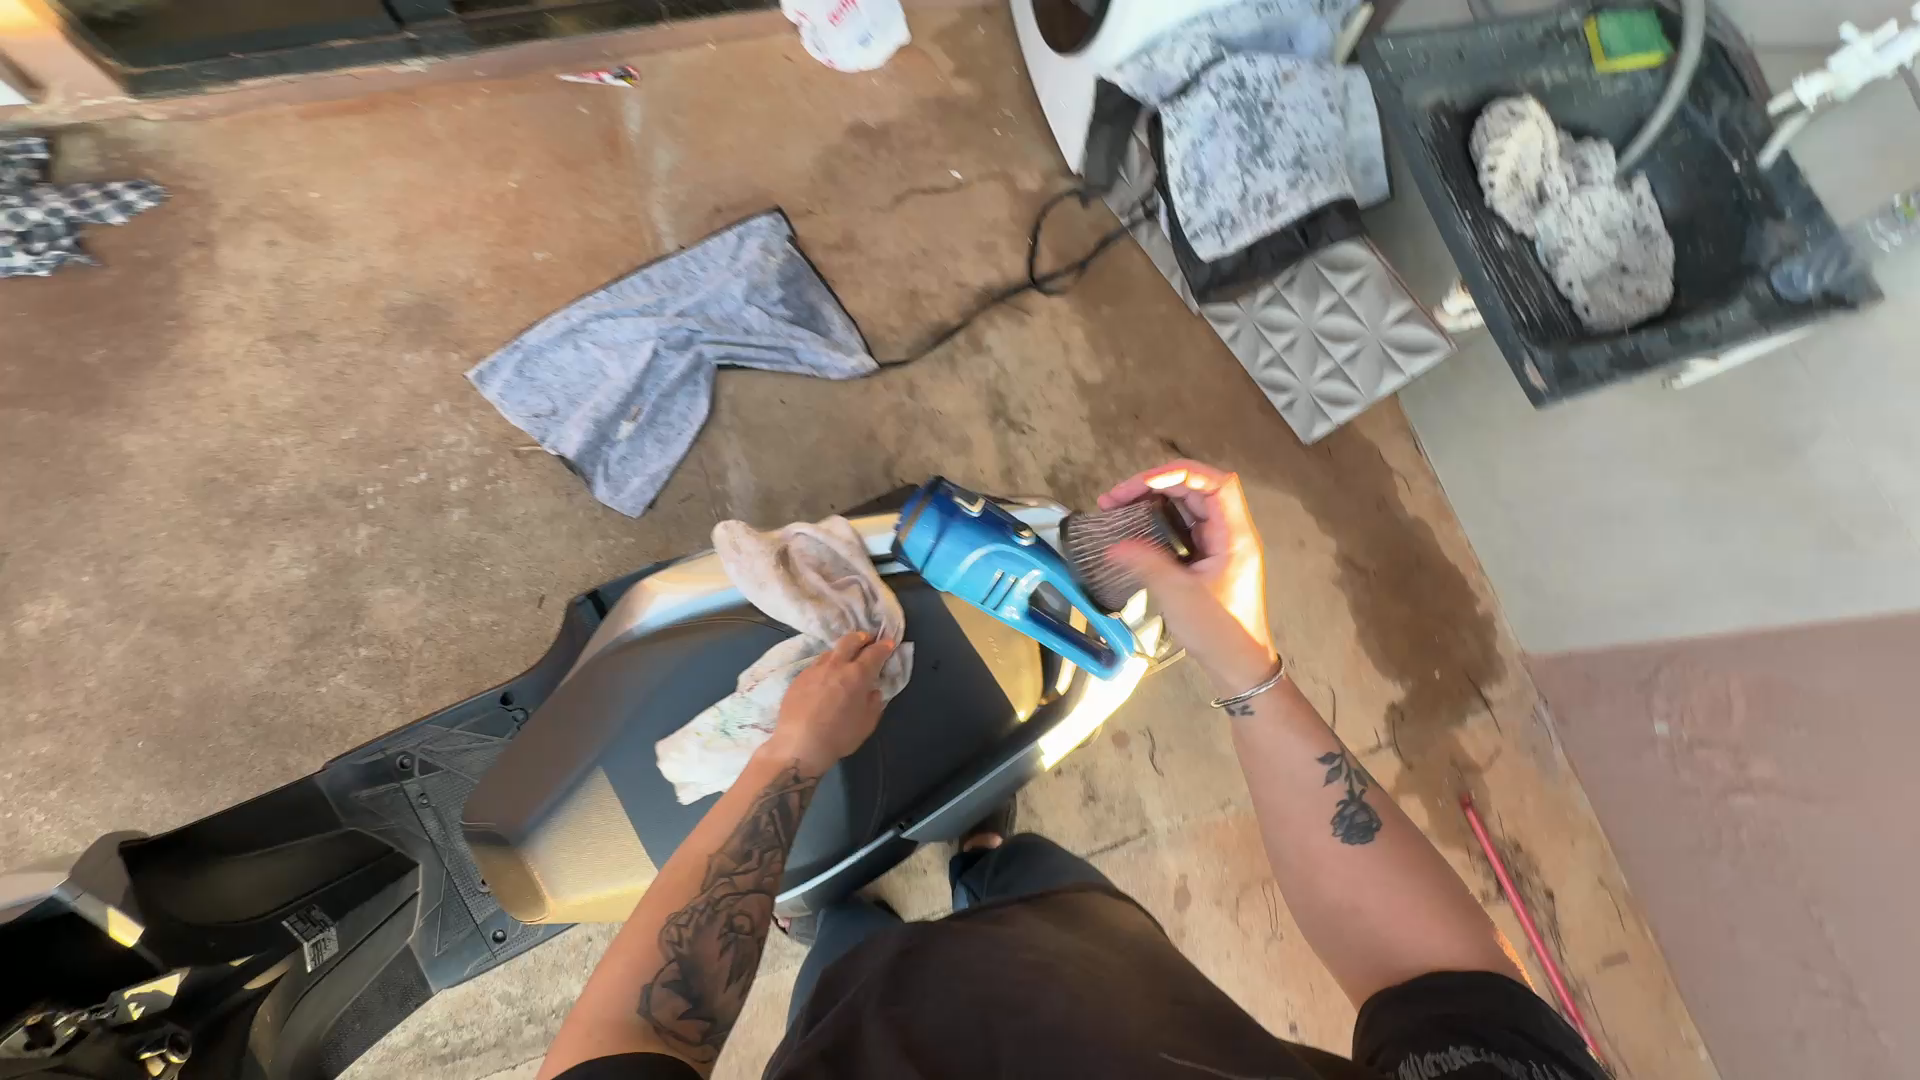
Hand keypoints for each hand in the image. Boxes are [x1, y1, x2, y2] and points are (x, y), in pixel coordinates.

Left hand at [763, 631, 895, 773]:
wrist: (799, 745)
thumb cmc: (839, 736)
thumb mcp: (867, 723)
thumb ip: (874, 703)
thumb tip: (873, 691)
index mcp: (857, 675)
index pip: (875, 652)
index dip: (884, 646)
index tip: (889, 643)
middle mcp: (836, 665)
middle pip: (850, 640)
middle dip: (861, 637)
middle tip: (867, 640)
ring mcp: (814, 669)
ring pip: (831, 652)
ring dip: (841, 652)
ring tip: (844, 661)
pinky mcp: (798, 678)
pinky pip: (816, 666)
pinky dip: (825, 668)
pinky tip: (824, 680)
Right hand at [1097, 460, 1277, 692]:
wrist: (1239, 666)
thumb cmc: (1218, 630)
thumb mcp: (1178, 594)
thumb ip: (1146, 562)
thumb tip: (1112, 544)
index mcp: (1234, 534)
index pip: (1215, 483)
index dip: (1179, 473)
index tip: (1141, 484)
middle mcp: (1229, 532)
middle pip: (1196, 489)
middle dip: (1154, 485)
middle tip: (1114, 498)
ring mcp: (1219, 544)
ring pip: (1186, 506)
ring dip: (1152, 500)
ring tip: (1116, 506)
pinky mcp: (1207, 558)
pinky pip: (1181, 526)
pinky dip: (1156, 520)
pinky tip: (1132, 525)